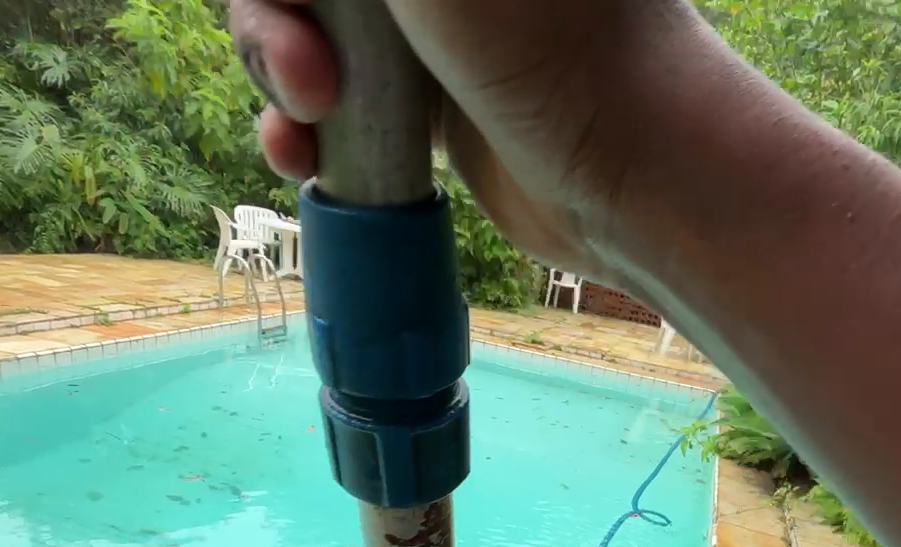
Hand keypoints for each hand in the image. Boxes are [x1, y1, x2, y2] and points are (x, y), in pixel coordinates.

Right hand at [227, 0, 716, 285]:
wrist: (625, 177)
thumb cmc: (548, 44)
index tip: (304, 13)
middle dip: (275, 19)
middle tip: (309, 79)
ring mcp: (424, 27)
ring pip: (305, 31)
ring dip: (278, 75)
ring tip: (305, 125)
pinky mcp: (427, 102)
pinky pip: (338, 102)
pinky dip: (307, 130)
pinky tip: (300, 158)